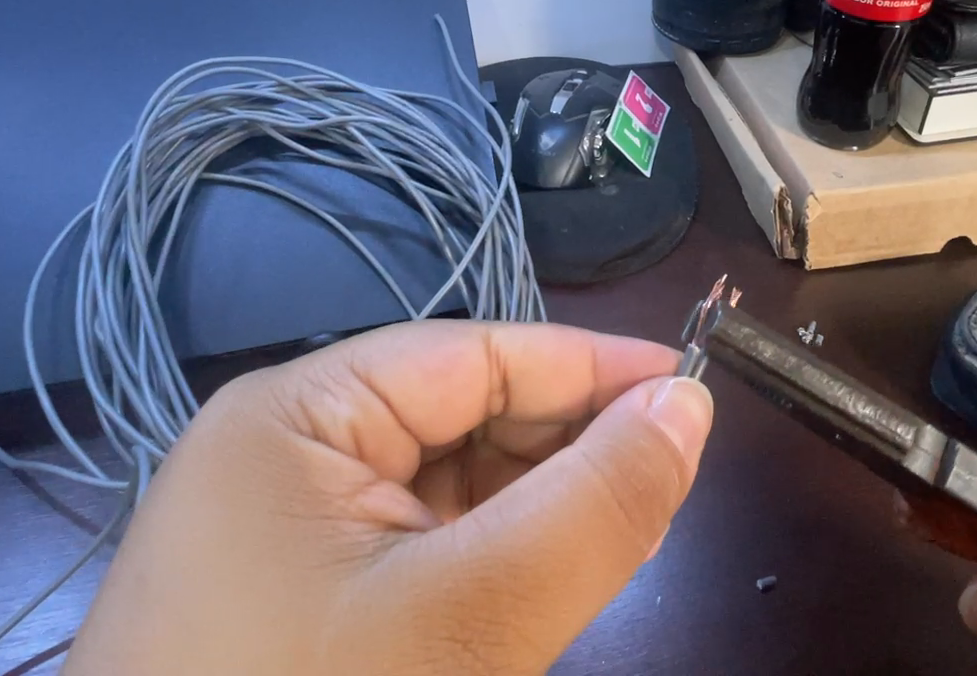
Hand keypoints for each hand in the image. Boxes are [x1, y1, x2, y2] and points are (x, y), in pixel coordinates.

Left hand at [64, 320, 712, 674]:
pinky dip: (498, 552)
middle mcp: (287, 449)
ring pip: (453, 479)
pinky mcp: (302, 588)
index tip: (688, 385)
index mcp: (298, 414)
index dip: (588, 365)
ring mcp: (289, 524)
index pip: (474, 354)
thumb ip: (593, 505)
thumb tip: (688, 404)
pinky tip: (549, 574)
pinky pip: (425, 540)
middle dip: (568, 442)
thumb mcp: (471, 621)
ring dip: (541, 501)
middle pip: (464, 410)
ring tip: (623, 530)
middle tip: (664, 480)